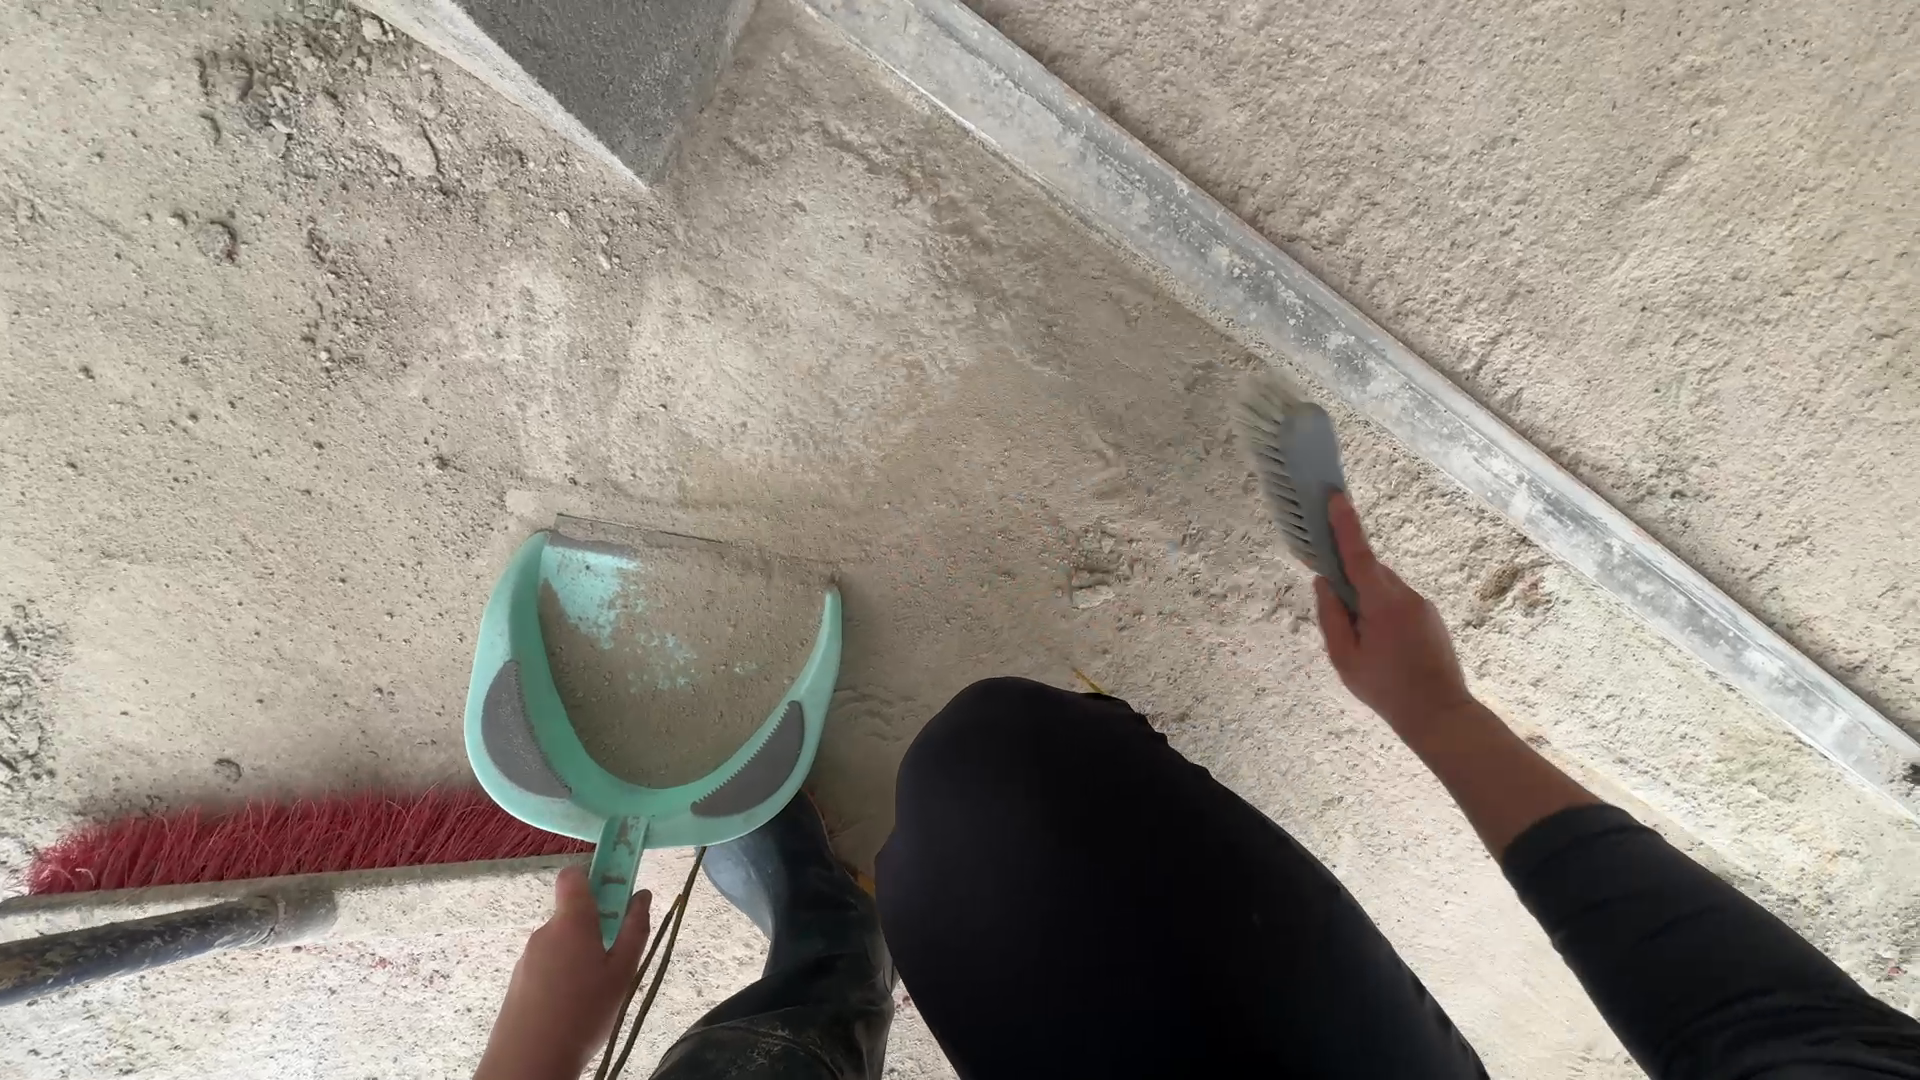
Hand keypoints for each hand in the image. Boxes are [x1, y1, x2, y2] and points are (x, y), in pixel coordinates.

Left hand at [475, 865, 651, 1079]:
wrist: (525, 1069)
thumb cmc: (583, 1014)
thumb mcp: (623, 971)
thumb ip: (635, 928)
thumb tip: (642, 895)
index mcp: (571, 922)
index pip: (573, 875)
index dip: (592, 875)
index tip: (614, 893)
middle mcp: (545, 932)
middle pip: (572, 913)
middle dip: (595, 925)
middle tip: (615, 955)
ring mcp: (527, 959)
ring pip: (561, 941)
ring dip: (579, 953)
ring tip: (595, 989)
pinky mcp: (517, 984)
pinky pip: (547, 964)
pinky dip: (562, 973)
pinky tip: (573, 1005)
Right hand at [1313, 493, 1475, 739]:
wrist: (1441, 715)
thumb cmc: (1386, 689)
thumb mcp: (1344, 657)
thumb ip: (1330, 616)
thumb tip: (1323, 583)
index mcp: (1383, 604)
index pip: (1360, 555)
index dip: (1346, 525)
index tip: (1336, 497)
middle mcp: (1407, 596)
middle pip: (1370, 570)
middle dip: (1348, 577)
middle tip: (1331, 601)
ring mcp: (1423, 606)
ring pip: (1383, 587)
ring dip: (1364, 599)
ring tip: (1359, 638)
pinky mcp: (1430, 617)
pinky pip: (1396, 601)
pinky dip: (1378, 609)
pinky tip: (1377, 641)